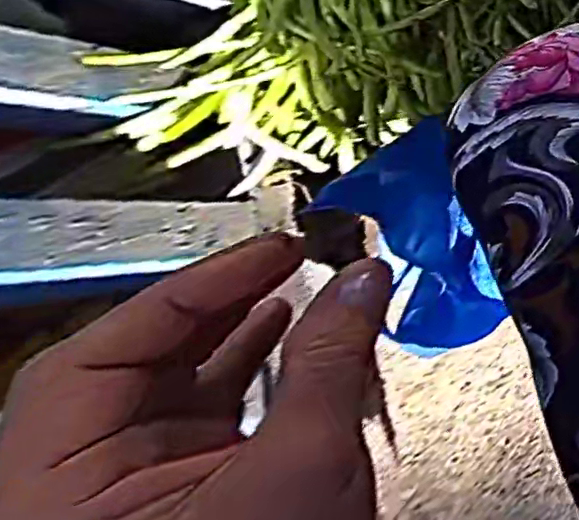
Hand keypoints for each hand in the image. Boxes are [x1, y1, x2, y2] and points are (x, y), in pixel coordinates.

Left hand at [0, 234, 391, 519]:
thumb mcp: (302, 460)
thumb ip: (330, 358)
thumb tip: (367, 271)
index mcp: (46, 499)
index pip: (90, 362)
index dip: (185, 293)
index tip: (276, 249)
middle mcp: (66, 493)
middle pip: (127, 369)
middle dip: (216, 303)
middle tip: (295, 254)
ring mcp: (124, 492)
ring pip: (169, 386)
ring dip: (239, 327)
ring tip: (302, 279)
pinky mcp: (179, 490)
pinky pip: (206, 407)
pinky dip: (253, 361)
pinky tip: (295, 325)